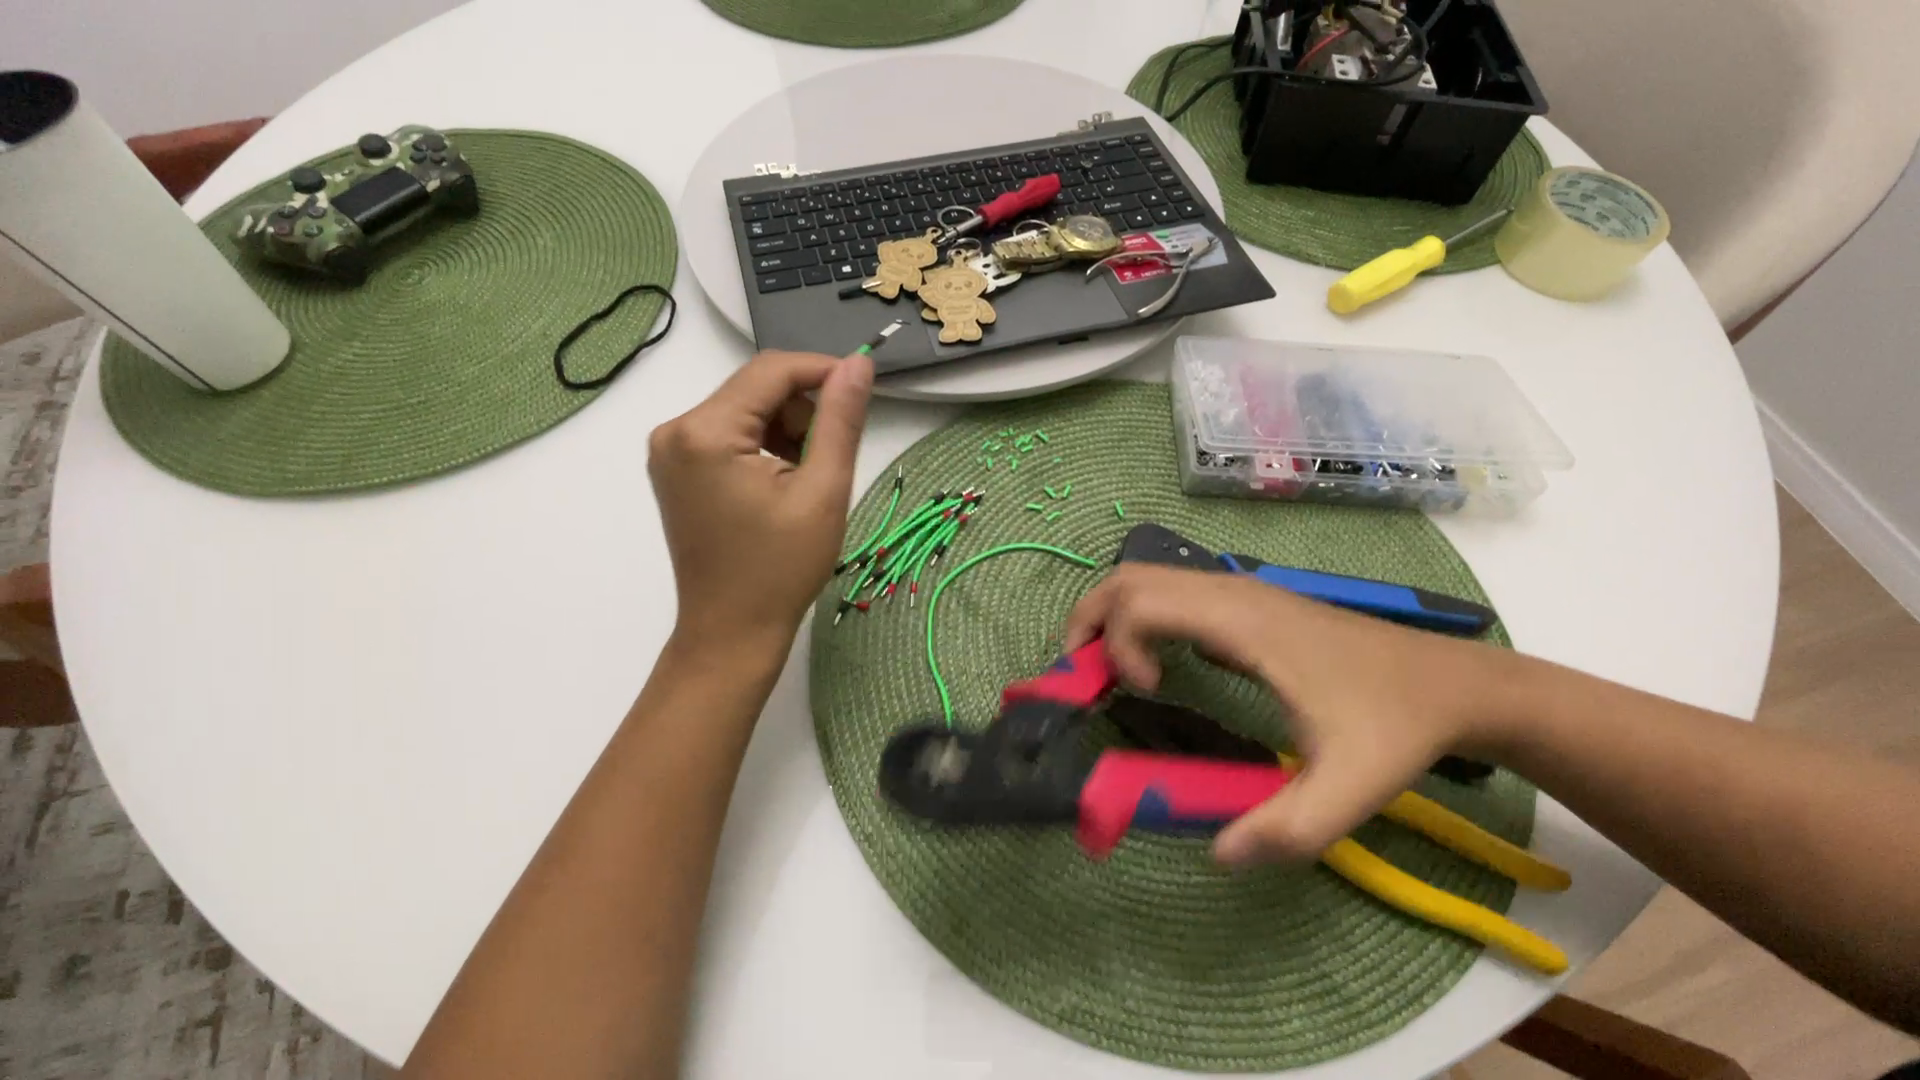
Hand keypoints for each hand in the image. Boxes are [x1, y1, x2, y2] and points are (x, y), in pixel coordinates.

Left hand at [648, 350, 872, 653]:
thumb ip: (839, 420)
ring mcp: (669, 451)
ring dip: (784, 428)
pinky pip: (726, 433)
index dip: (823, 370)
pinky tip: (780, 482)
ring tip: (806, 477)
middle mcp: (674, 430)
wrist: (731, 631)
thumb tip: (859, 364)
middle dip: (801, 409)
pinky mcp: (674, 469)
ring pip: (743, 409)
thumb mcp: (823, 491)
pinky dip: (761, 445)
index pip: (771, 370)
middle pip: (754, 388)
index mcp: (705, 433)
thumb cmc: (781, 569)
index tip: (862, 390)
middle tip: (830, 454)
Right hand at [1064, 565, 1522, 864]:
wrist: (1454, 684)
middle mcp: (1233, 594)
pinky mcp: (1250, 605)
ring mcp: (1242, 594)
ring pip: (1149, 578)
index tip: (1145, 693)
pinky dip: (1143, 619)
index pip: (1142, 602)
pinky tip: (1161, 669)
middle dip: (1090, 620)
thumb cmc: (1397, 727)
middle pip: (1131, 577)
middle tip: (1081, 675)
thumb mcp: (1349, 789)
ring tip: (1109, 673)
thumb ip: (1287, 829)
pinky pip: (1174, 593)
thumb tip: (1216, 854)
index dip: (1121, 647)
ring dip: (1112, 617)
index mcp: (1244, 622)